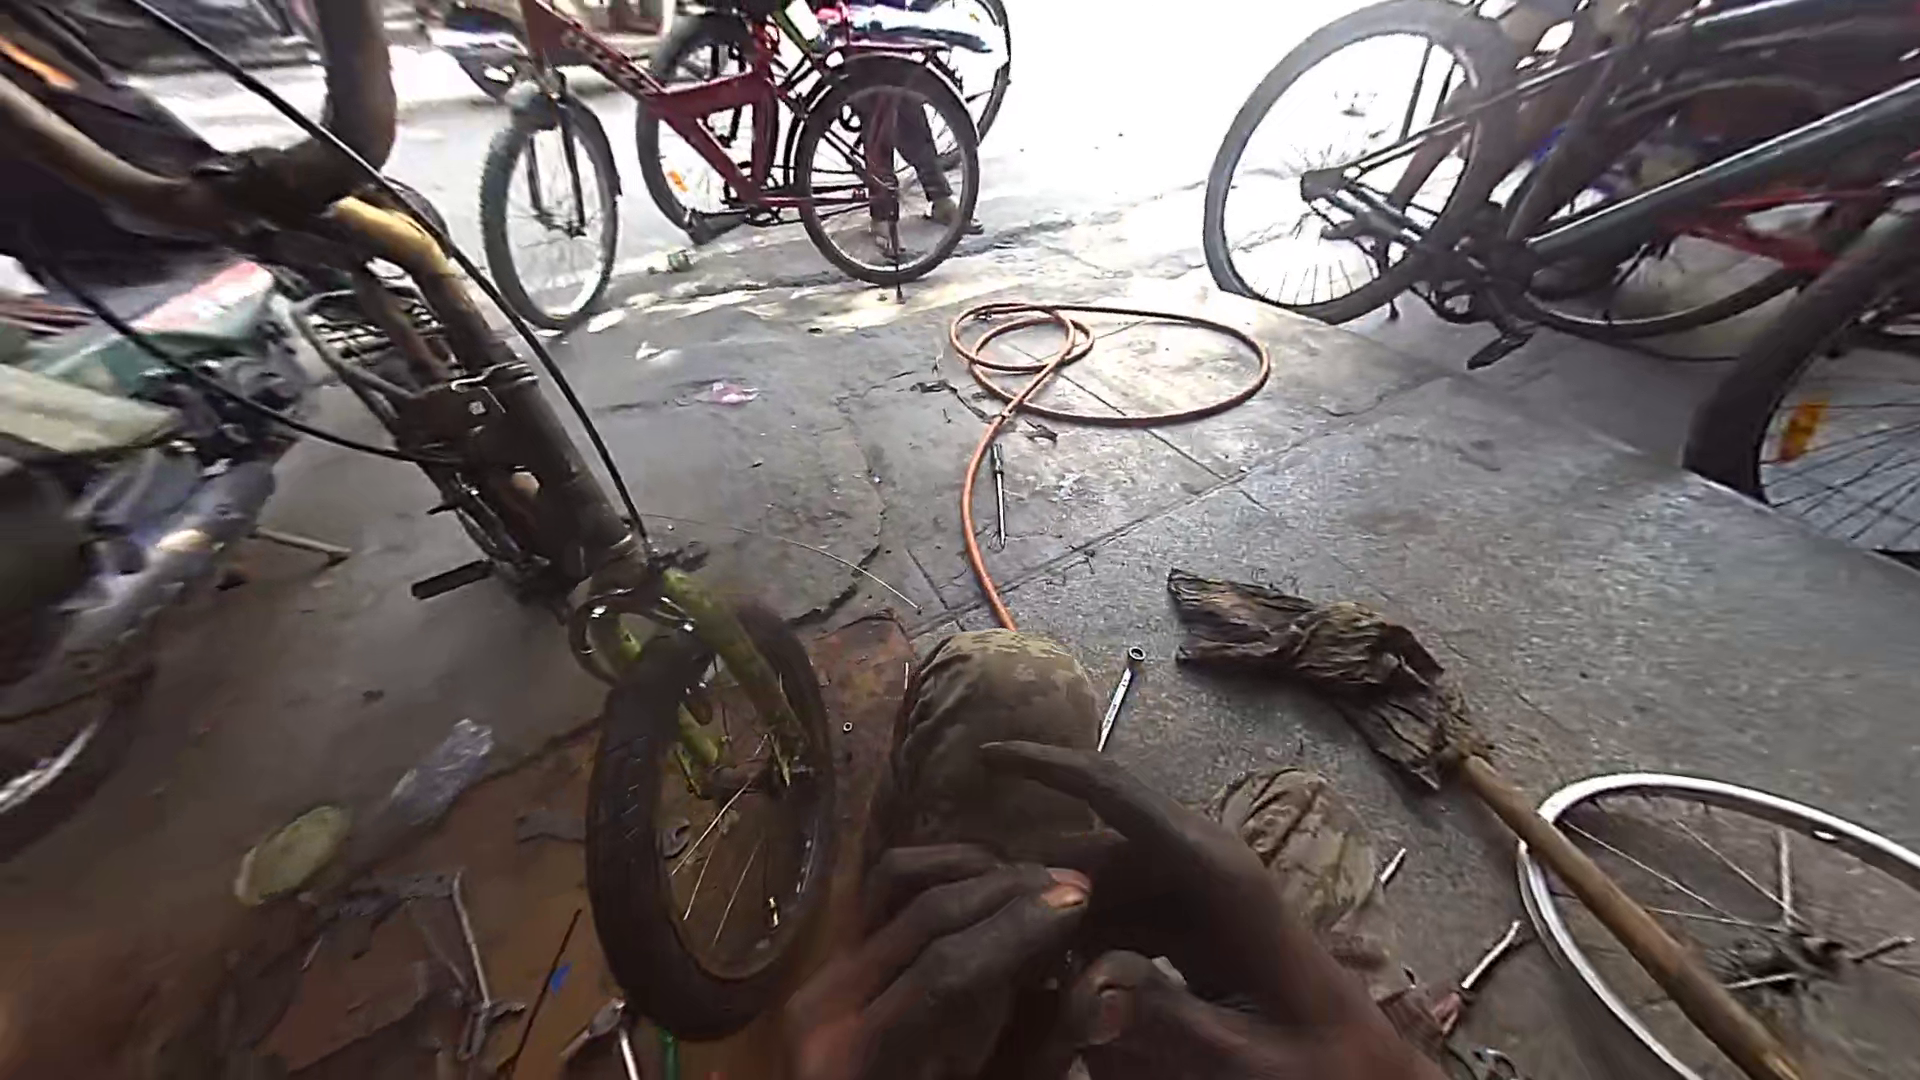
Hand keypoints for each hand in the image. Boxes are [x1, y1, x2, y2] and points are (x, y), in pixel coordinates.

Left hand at [781, 844, 1091, 1079]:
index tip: (1076, 897)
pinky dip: (937, 861)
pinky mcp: (831, 944)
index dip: (1019, 927)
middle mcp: (832, 1005)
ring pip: (902, 878)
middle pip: (932, 914)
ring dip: (977, 866)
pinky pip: (884, 880)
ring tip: (1031, 875)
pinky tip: (982, 868)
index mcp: (874, 1064)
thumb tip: (1101, 971)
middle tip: (1069, 880)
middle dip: (1010, 888)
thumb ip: (1044, 1042)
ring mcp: (825, 966)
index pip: (952, 972)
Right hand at [982, 742, 1444, 1079]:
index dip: (1048, 764)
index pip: (1115, 792)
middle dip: (1044, 888)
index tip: (988, 755)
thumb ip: (1170, 1024)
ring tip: (1030, 975)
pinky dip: (1086, 941)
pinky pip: (1115, 912)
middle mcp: (1194, 857)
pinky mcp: (1182, 912)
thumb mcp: (1255, 1064)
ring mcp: (1187, 883)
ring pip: (1098, 884)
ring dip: (1063, 923)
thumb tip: (1080, 986)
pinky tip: (1068, 985)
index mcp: (1214, 867)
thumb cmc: (1330, 1068)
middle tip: (996, 938)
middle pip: (1093, 853)